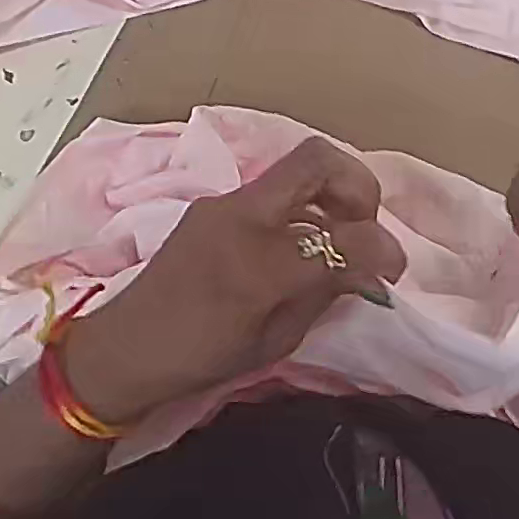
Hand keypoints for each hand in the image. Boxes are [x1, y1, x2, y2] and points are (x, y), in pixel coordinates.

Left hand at [59, 137, 407, 422]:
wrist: (125, 349)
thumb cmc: (202, 358)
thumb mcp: (277, 340)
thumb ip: (325, 295)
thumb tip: (364, 270)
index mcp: (261, 267)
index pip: (345, 239)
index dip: (384, 250)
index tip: (393, 269)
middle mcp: (243, 218)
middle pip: (318, 160)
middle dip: (359, 186)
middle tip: (365, 225)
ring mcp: (223, 204)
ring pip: (295, 170)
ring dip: (330, 194)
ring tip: (337, 236)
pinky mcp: (212, 205)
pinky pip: (272, 192)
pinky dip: (302, 208)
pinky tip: (299, 243)